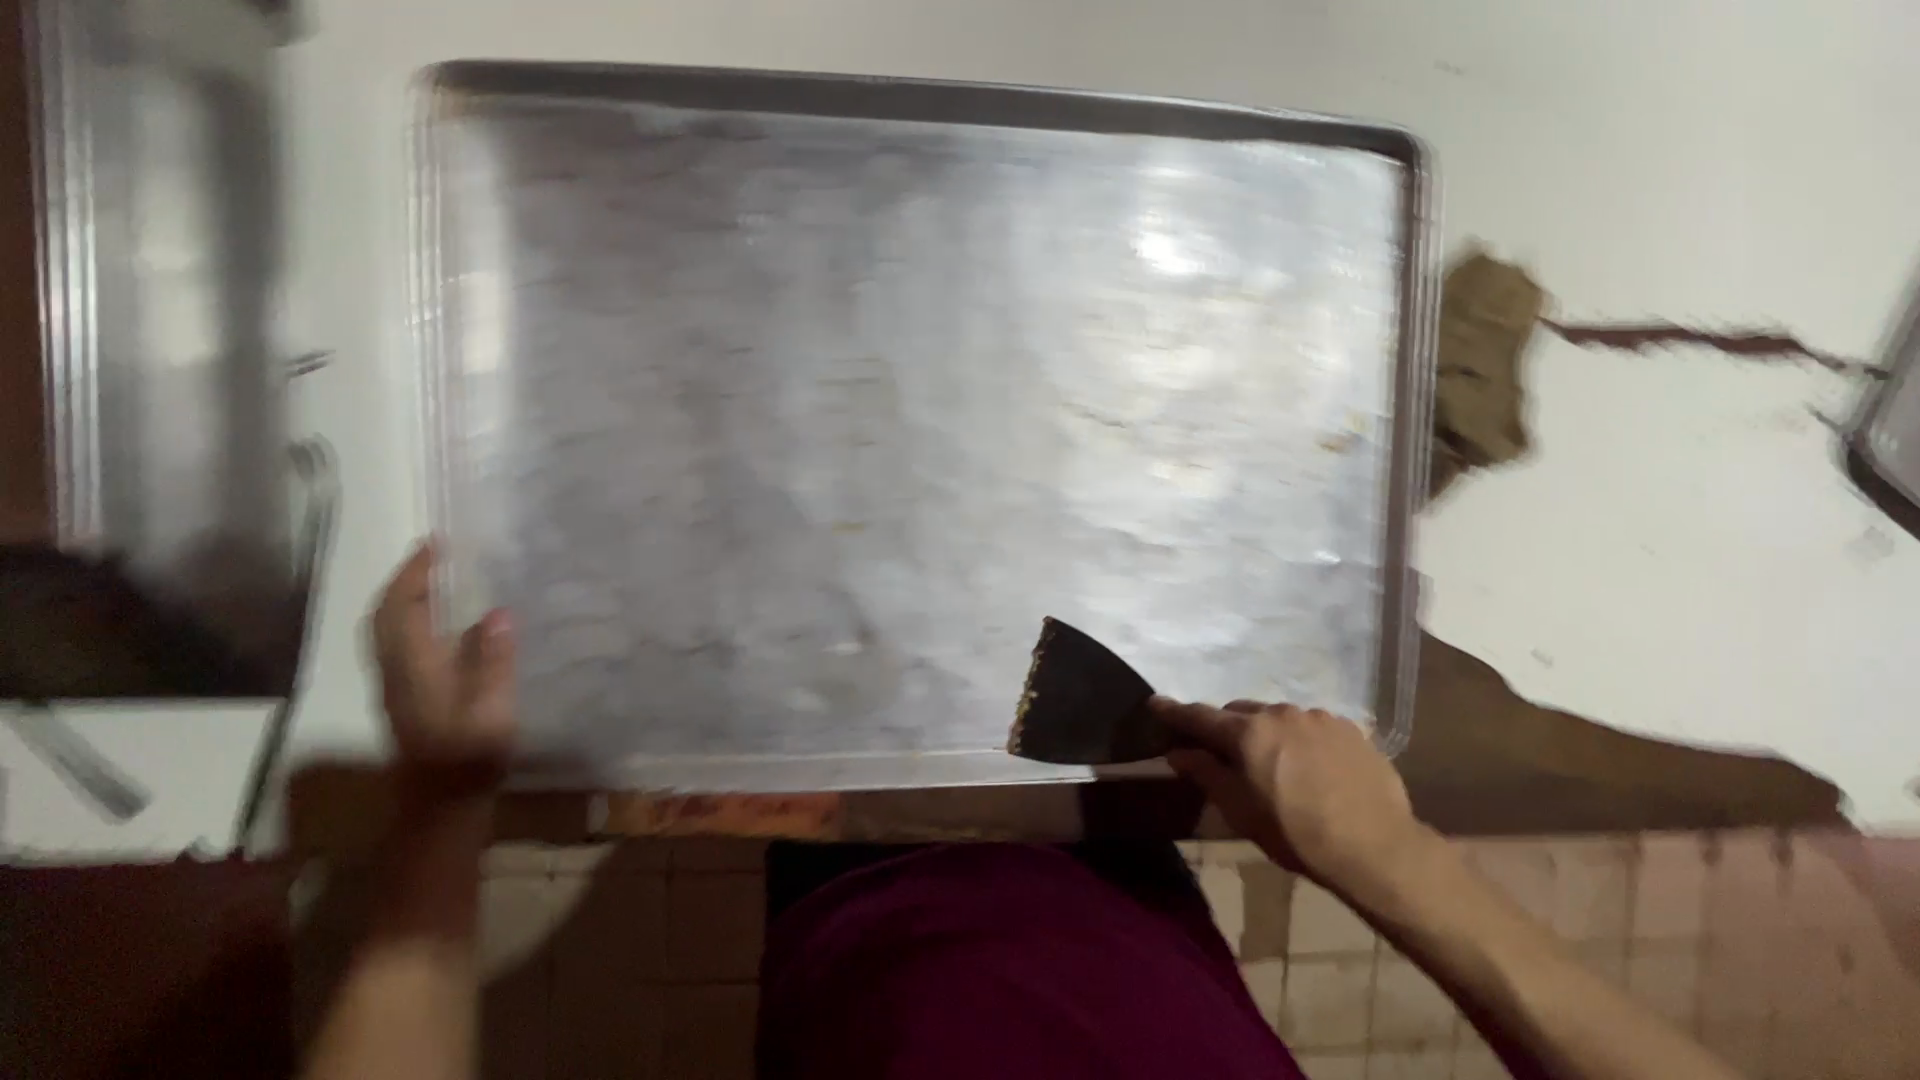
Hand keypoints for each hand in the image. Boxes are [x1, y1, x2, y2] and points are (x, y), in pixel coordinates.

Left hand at [369, 542, 515, 785]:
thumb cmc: (469, 761)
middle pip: (384, 617)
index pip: (401, 609)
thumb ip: (493, 661)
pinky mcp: (407, 700)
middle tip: (436, 557)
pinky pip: (400, 646)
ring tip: (440, 580)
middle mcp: (395, 673)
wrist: (440, 810)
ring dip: (407, 600)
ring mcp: (397, 688)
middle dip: (405, 582)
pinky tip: (445, 625)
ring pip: (388, 632)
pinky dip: (414, 621)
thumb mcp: (491, 712)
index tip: (436, 544)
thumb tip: (495, 613)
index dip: (414, 574)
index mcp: (413, 669)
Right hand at [1151, 697, 1426, 896]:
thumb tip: (1179, 752)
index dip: (1174, 712)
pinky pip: (1312, 727)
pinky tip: (1312, 769)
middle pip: (1240, 713)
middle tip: (1227, 756)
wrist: (1377, 848)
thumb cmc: (1297, 835)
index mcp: (1247, 733)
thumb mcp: (1240, 811)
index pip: (1200, 716)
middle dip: (1228, 729)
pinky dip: (1301, 741)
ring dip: (1268, 734)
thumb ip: (1206, 774)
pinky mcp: (1350, 729)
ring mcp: (1318, 718)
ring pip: (1278, 718)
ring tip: (1278, 767)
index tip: (1156, 704)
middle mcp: (1280, 714)